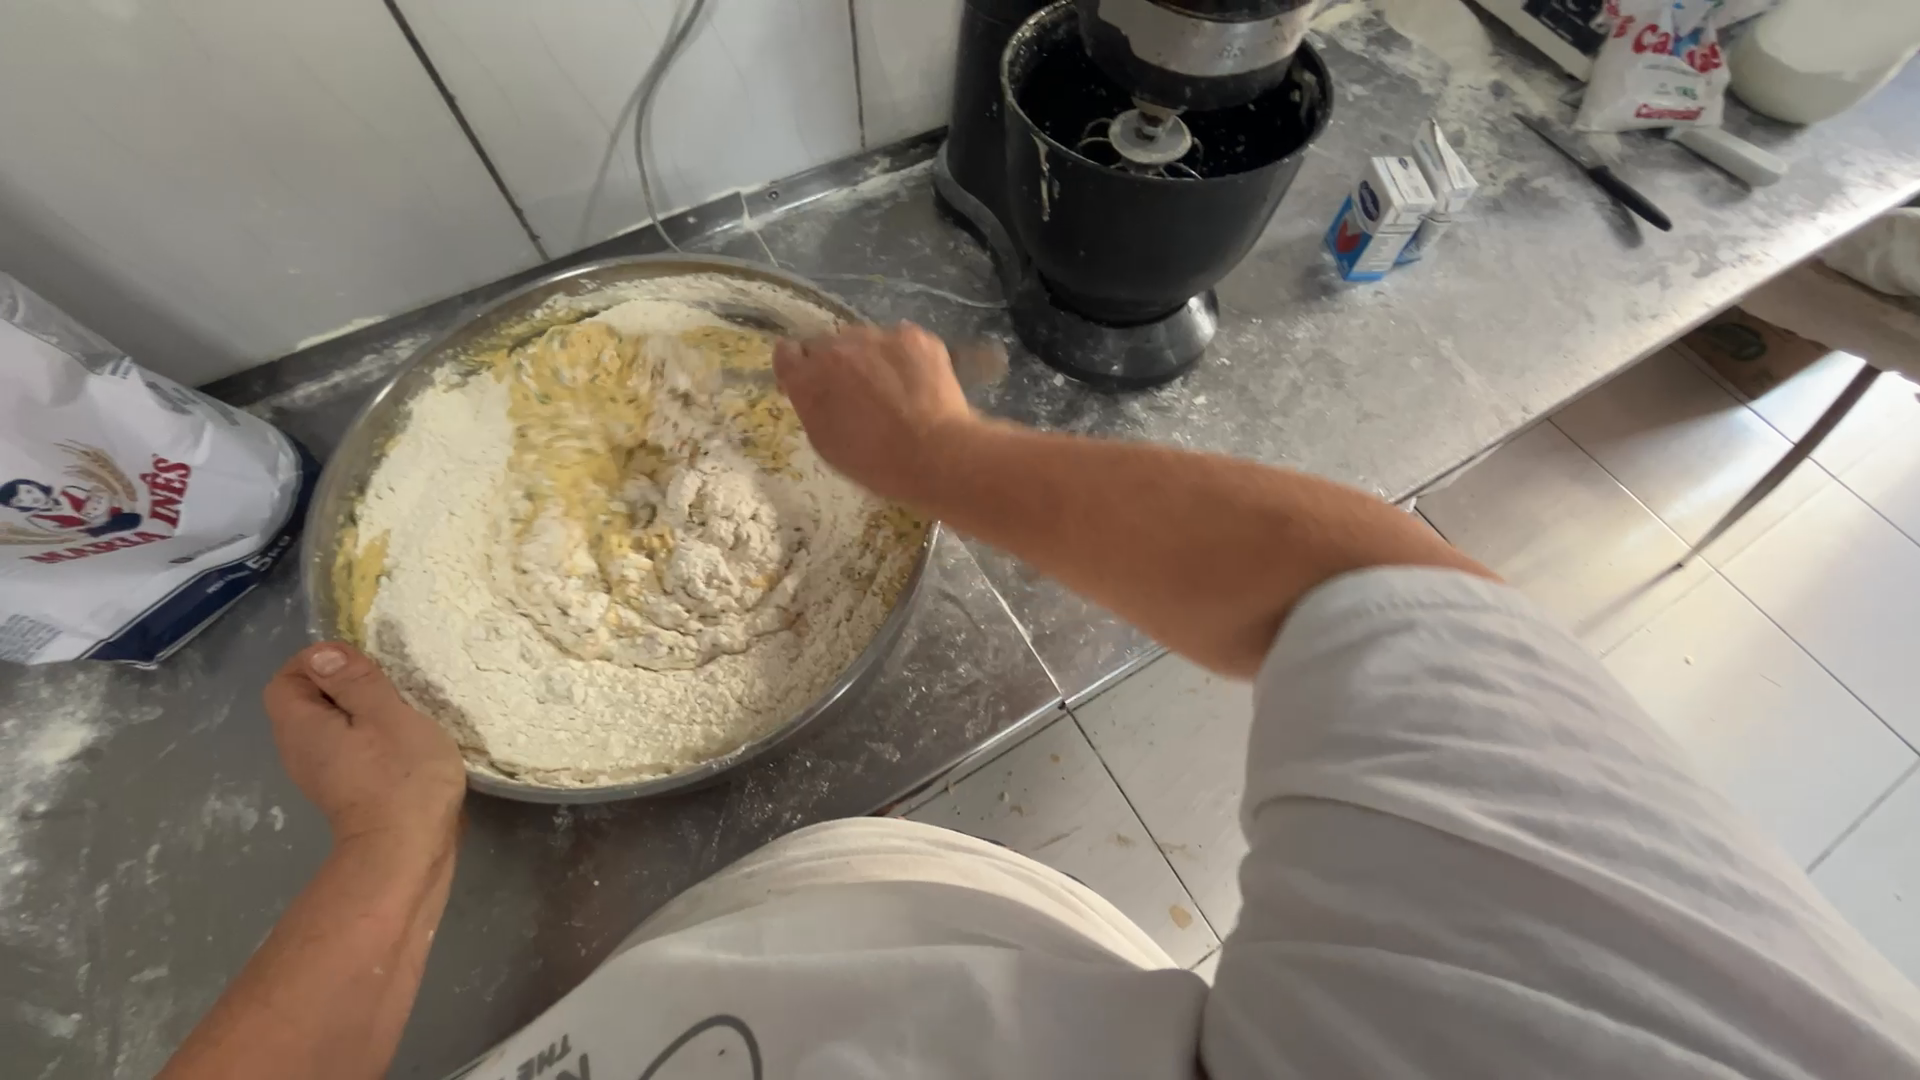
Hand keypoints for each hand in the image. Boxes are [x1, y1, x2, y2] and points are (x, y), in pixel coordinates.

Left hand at [264, 643, 465, 851]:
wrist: (407, 845)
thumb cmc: (401, 774)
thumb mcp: (388, 715)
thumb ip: (356, 682)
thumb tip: (322, 653)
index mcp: (303, 727)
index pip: (286, 680)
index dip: (318, 662)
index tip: (364, 662)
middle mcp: (300, 749)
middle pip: (306, 702)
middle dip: (343, 684)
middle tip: (390, 683)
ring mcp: (322, 772)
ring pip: (329, 725)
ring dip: (361, 710)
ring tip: (402, 709)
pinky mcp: (347, 786)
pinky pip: (347, 745)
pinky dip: (369, 734)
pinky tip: (402, 739)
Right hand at [774, 321, 977, 500]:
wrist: (935, 455)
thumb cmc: (875, 463)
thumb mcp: (826, 444)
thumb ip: (811, 405)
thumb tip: (812, 388)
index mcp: (808, 378)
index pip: (786, 354)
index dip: (800, 368)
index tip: (812, 382)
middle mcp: (836, 348)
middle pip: (828, 345)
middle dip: (838, 364)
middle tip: (860, 393)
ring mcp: (877, 337)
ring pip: (866, 339)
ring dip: (872, 357)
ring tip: (894, 390)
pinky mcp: (914, 337)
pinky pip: (901, 341)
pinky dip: (905, 358)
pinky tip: (918, 383)